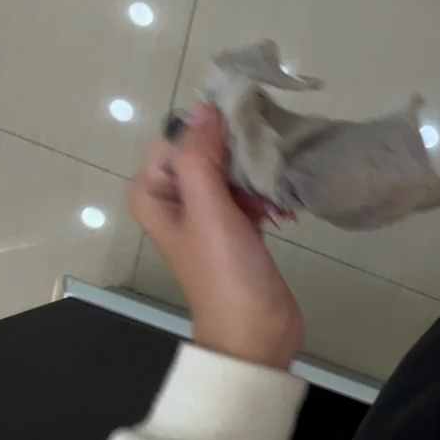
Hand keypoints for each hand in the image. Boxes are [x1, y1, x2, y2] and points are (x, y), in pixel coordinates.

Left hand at [127, 104, 303, 369]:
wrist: (256, 331)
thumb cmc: (227, 274)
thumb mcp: (211, 213)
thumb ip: (202, 159)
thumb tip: (205, 108)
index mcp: (155, 192)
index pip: (179, 139)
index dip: (214, 131)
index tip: (254, 131)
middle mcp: (176, 199)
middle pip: (209, 154)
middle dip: (243, 158)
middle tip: (273, 166)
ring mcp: (209, 216)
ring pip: (234, 175)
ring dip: (261, 180)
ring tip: (281, 198)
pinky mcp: (238, 230)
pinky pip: (251, 197)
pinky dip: (269, 200)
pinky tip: (285, 213)